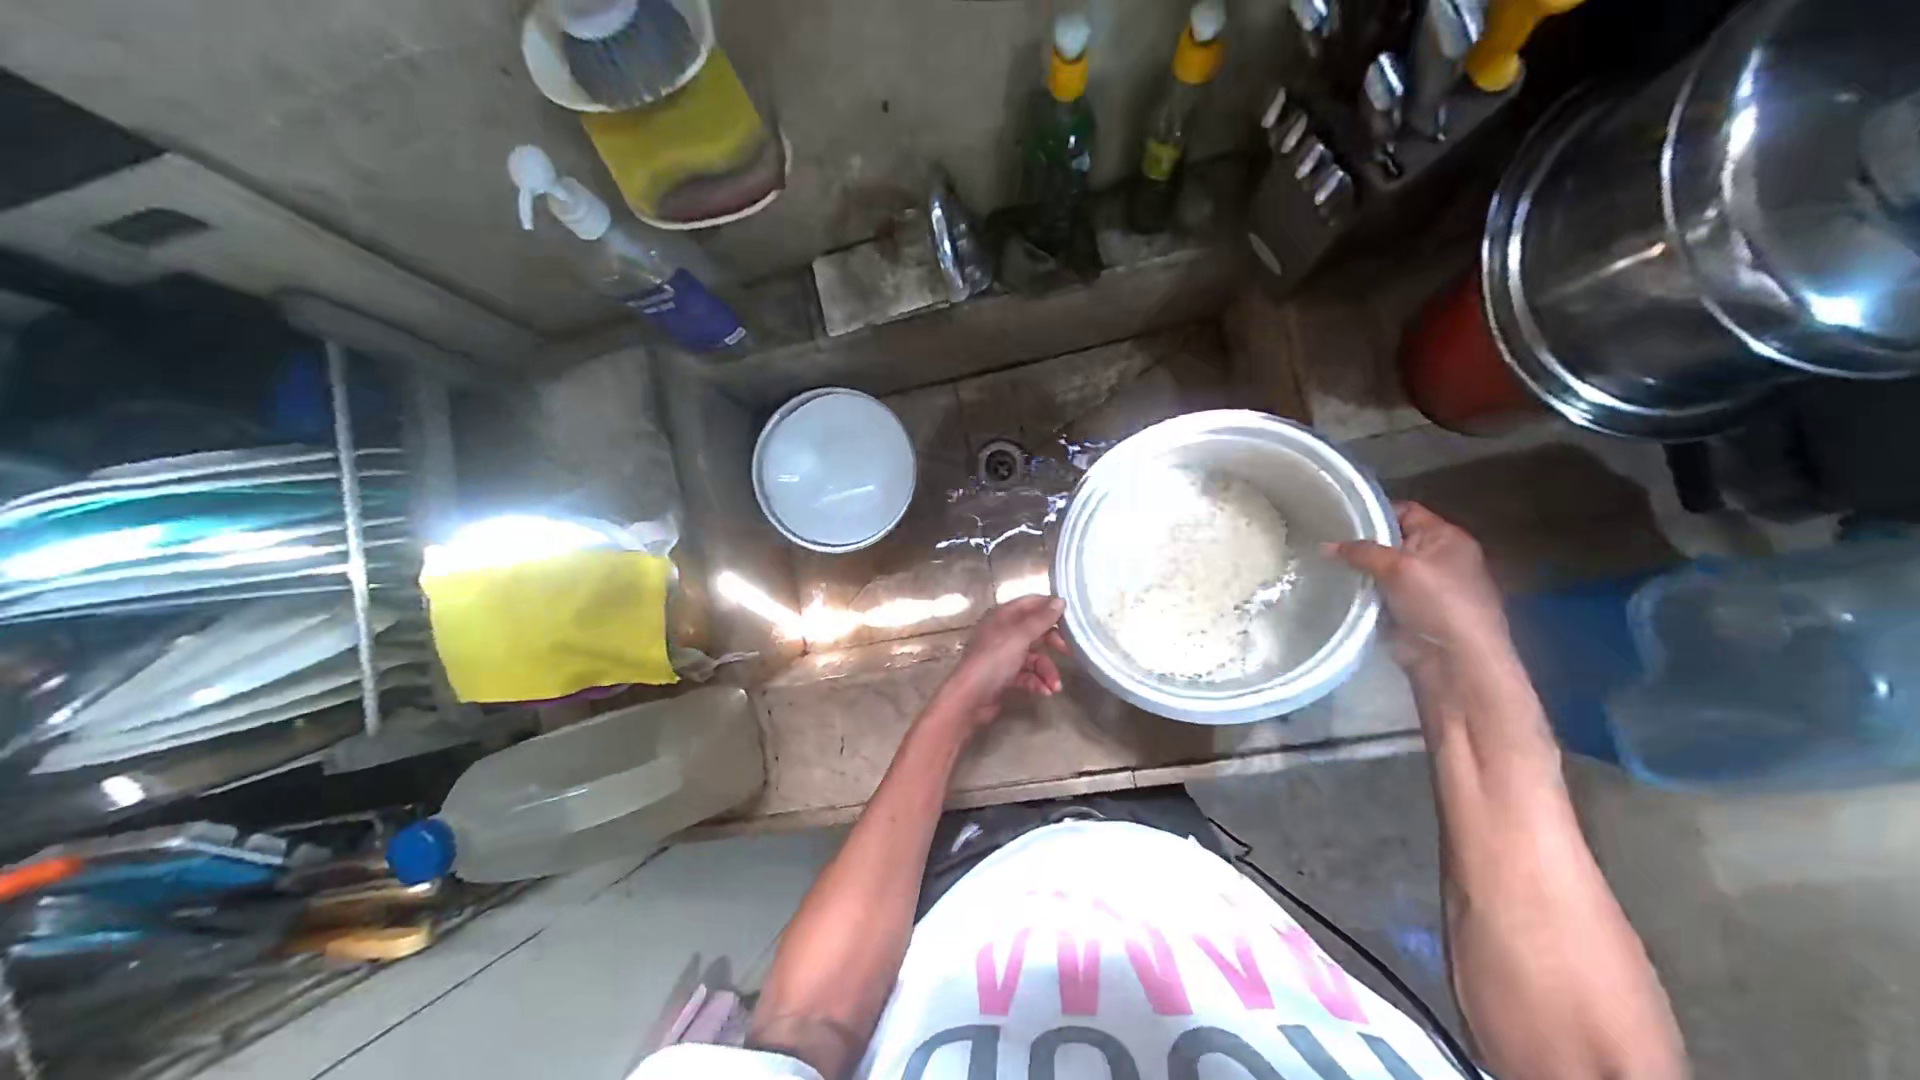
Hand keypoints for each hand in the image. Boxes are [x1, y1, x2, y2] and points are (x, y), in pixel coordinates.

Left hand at [932, 595, 1067, 730]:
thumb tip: (1060, 600)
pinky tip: (1045, 693)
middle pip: (1036, 631)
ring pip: (1035, 657)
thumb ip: (1041, 619)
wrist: (970, 698)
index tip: (1073, 618)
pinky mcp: (1005, 676)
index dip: (1051, 607)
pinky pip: (1028, 675)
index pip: (1031, 603)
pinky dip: (1038, 682)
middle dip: (1054, 643)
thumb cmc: (993, 660)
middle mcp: (1004, 633)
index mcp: (1003, 616)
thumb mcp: (1019, 636)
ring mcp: (1004, 655)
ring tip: (1055, 686)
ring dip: (1047, 671)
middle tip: (1069, 652)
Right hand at [1329, 502, 1510, 680]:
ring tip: (1323, 564)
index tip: (1339, 518)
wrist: (1455, 659)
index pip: (1406, 511)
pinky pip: (1379, 594)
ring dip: (1359, 571)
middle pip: (1390, 541)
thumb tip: (1326, 545)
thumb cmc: (1437, 602)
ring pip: (1381, 569)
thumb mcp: (1398, 566)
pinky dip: (1362, 593)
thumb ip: (1361, 551)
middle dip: (1360, 543)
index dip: (1374, 512)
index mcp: (1446, 538)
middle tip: (1324, 541)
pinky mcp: (1408, 611)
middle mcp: (1437, 558)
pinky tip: (1336, 589)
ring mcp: (1423, 587)